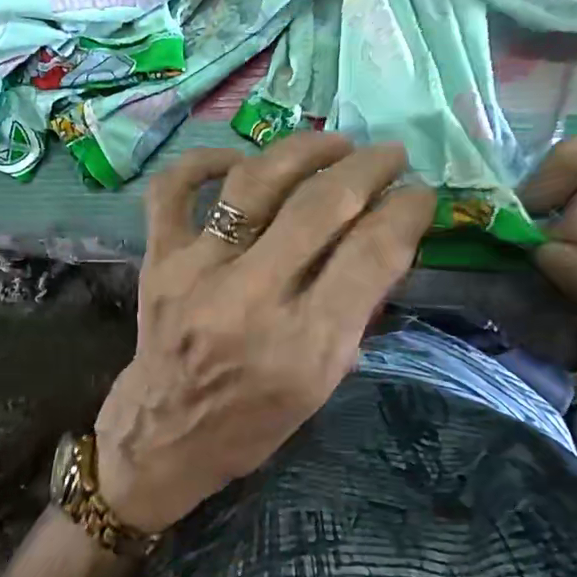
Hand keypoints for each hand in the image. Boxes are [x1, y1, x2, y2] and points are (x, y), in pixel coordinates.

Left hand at [94, 133, 434, 532]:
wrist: (164, 432)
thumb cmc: (253, 420)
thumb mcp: (323, 383)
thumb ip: (354, 310)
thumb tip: (384, 234)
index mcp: (302, 345)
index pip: (369, 255)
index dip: (405, 212)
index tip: (420, 193)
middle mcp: (248, 299)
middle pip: (319, 207)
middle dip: (366, 169)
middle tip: (389, 154)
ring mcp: (194, 272)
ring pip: (253, 183)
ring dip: (302, 150)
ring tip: (334, 144)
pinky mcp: (157, 258)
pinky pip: (173, 188)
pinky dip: (207, 161)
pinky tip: (243, 160)